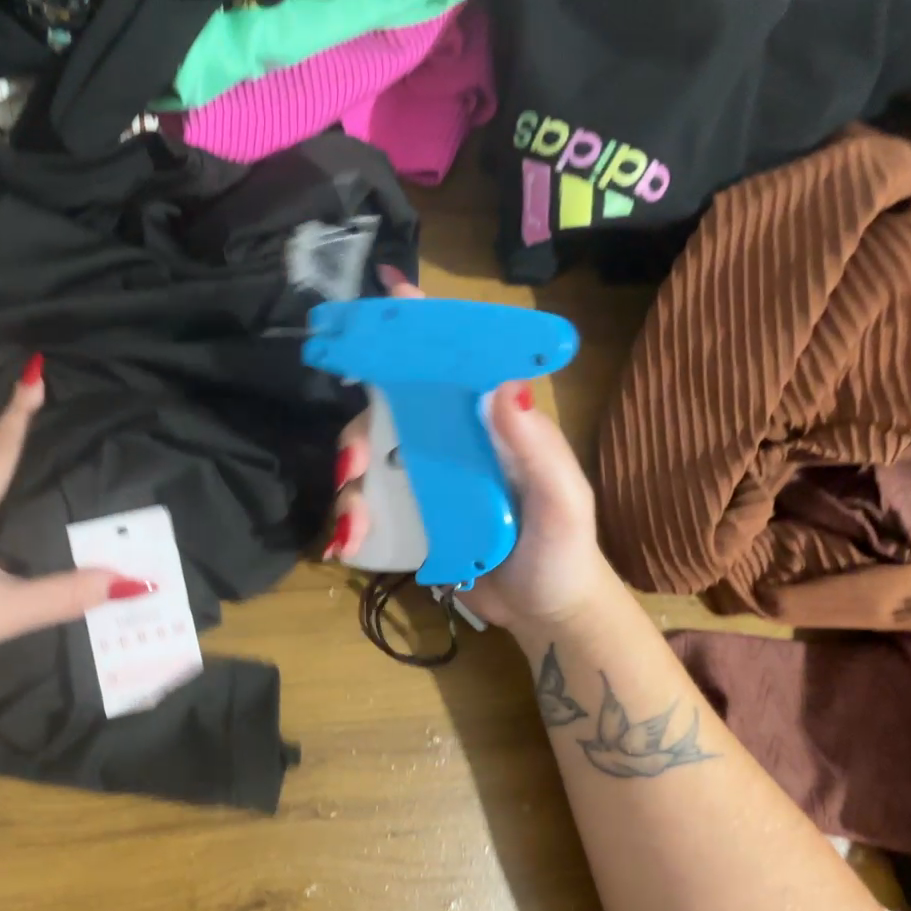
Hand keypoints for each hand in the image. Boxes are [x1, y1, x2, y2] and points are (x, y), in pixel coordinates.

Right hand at [331, 268, 617, 630]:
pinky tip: (347, 543)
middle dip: (356, 432)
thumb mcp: (563, 502)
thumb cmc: (561, 552)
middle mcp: (445, 443)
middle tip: (353, 466)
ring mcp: (420, 482)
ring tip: (352, 525)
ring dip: (347, 487)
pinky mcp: (404, 519)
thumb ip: (538, 450)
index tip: (384, 297)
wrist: (543, 614)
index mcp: (485, 425)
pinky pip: (362, 507)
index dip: (417, 328)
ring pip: (364, 461)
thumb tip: (503, 384)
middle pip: (384, 413)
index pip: (449, 366)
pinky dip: (347, 521)